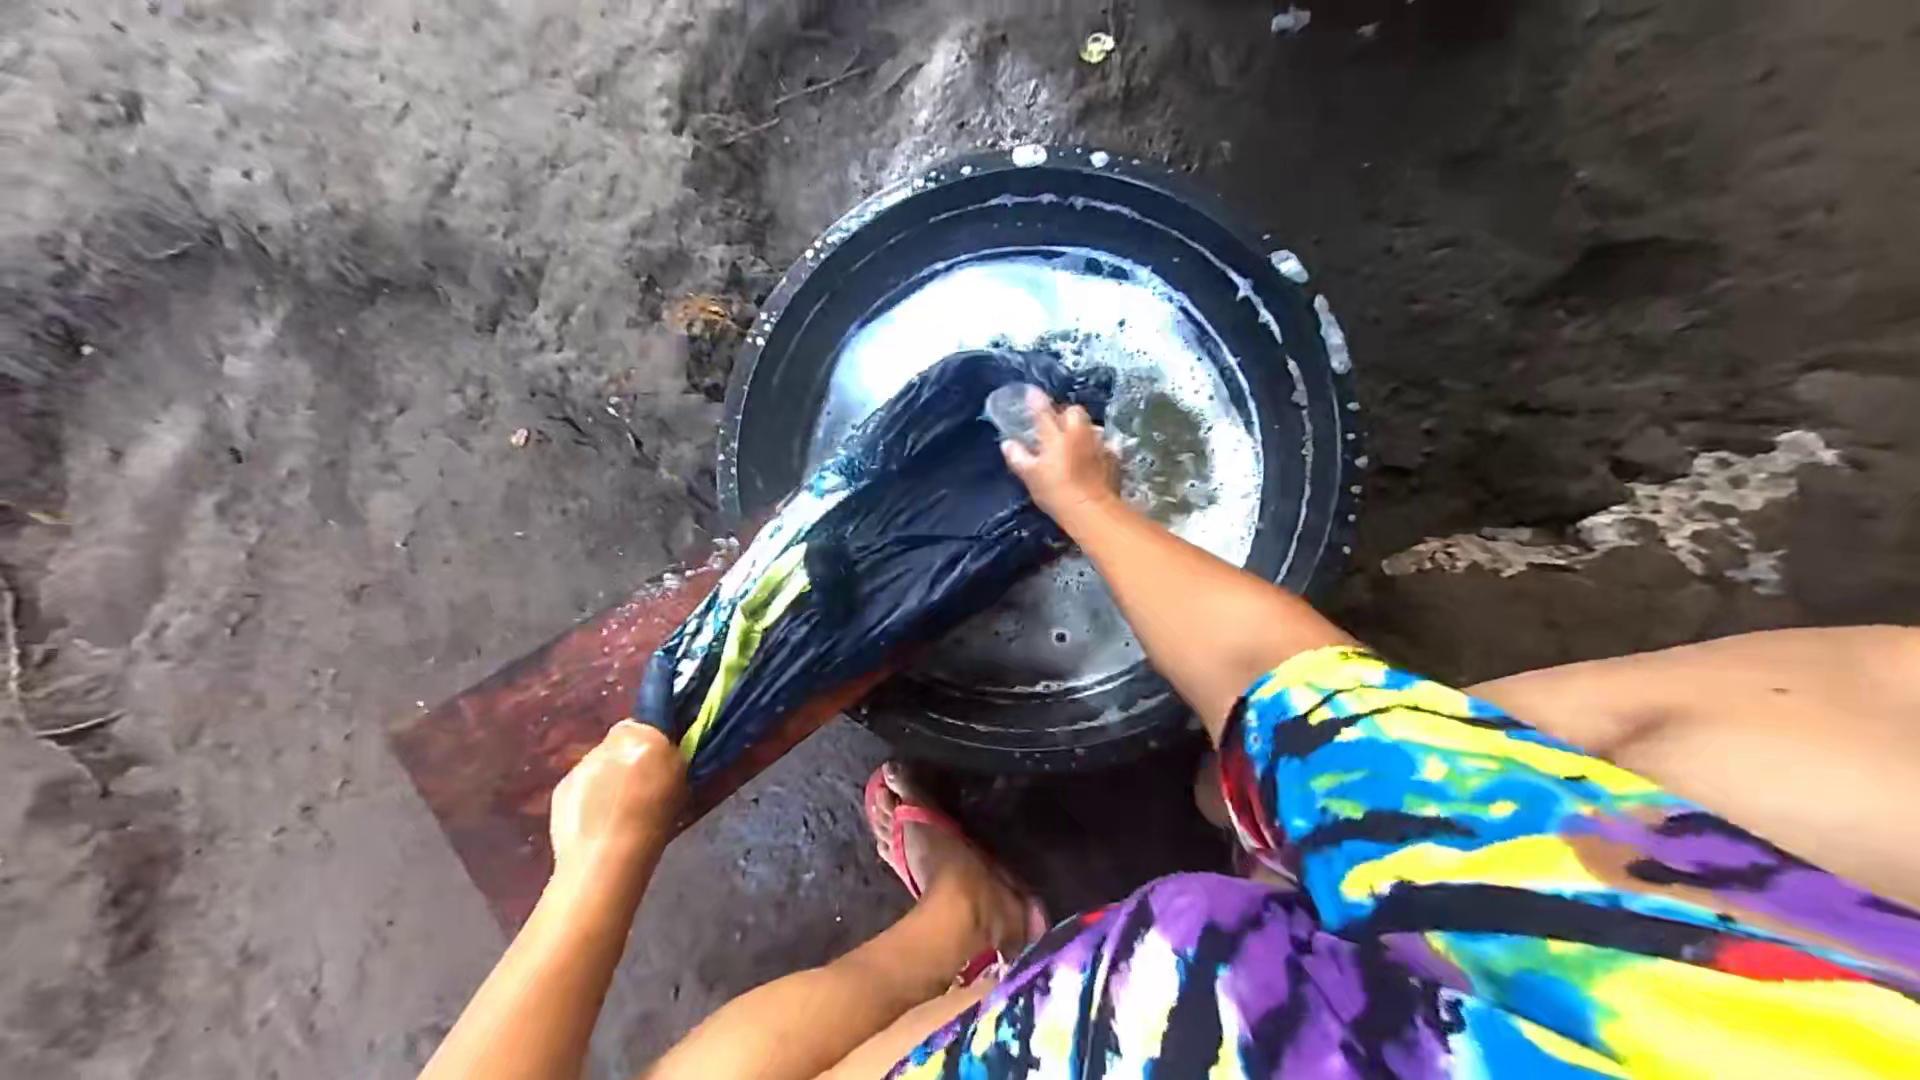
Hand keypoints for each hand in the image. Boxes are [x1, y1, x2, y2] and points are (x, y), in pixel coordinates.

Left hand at [549, 720, 687, 874]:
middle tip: (636, 784)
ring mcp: (582, 764)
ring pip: (598, 762)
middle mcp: (610, 743)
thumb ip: (668, 757)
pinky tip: (593, 818)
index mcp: (646, 737)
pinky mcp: (560, 786)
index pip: (645, 722)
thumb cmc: (654, 820)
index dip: (649, 739)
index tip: (654, 758)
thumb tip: (663, 751)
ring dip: (606, 775)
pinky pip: (580, 782)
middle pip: (619, 741)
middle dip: (626, 756)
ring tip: (613, 807)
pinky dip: (587, 794)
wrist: (606, 857)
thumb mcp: (679, 781)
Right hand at [1000, 386, 1119, 522]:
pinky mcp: (1113, 456)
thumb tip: (1008, 444)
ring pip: (1091, 425)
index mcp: (1055, 435)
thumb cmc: (1056, 492)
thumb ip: (1018, 457)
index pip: (1043, 411)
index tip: (1031, 392)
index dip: (1036, 400)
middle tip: (1056, 427)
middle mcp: (1079, 433)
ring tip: (1076, 441)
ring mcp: (1099, 443)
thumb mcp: (1030, 476)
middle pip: (1073, 411)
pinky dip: (1098, 446)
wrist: (1091, 509)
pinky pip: (1105, 443)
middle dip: (1065, 414)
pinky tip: (1094, 456)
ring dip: (1083, 429)